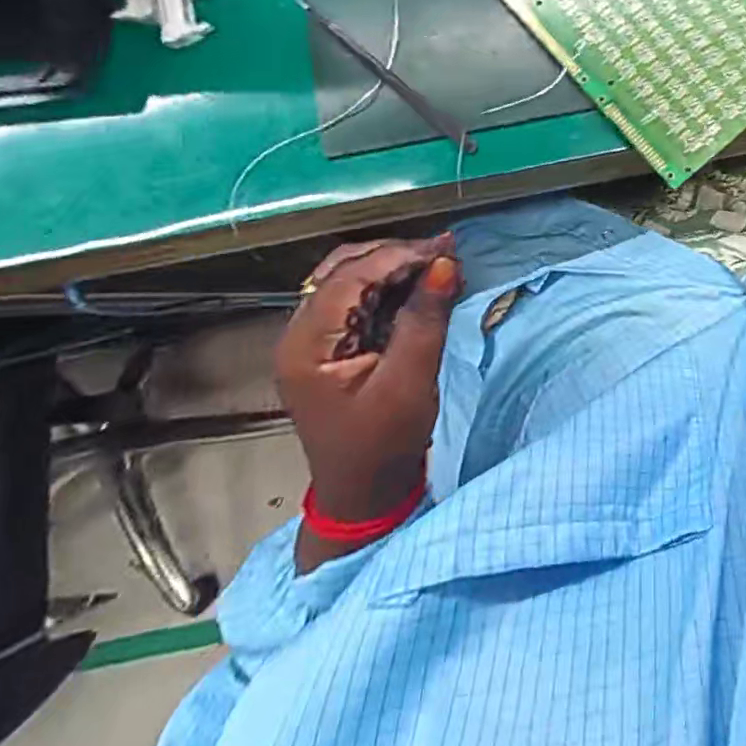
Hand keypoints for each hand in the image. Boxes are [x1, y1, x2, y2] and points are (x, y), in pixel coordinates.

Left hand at [276, 235, 460, 569]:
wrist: (365, 496)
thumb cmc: (383, 446)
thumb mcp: (410, 383)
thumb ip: (425, 320)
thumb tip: (444, 265)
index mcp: (305, 344)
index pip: (348, 278)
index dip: (397, 257)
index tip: (445, 249)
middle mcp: (301, 334)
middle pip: (342, 272)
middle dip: (394, 257)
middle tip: (445, 253)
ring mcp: (315, 341)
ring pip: (351, 284)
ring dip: (394, 271)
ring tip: (439, 265)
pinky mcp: (334, 349)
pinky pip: (359, 305)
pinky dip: (390, 292)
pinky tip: (422, 288)